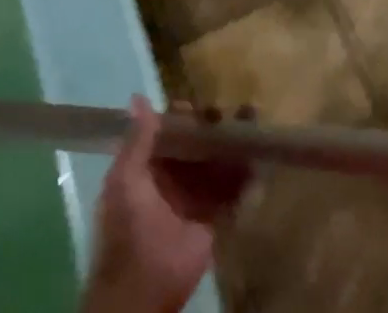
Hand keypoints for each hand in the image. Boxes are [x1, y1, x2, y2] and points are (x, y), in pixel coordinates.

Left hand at [81, 96, 251, 312]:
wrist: (142, 288)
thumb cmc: (128, 230)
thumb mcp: (125, 182)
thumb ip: (136, 142)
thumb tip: (138, 98)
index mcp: (147, 167)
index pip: (169, 132)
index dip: (185, 117)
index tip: (201, 108)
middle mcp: (173, 177)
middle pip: (199, 143)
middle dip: (217, 127)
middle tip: (239, 113)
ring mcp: (195, 197)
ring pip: (219, 162)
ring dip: (237, 145)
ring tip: (256, 127)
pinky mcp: (215, 216)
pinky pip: (234, 190)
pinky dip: (248, 176)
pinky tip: (262, 159)